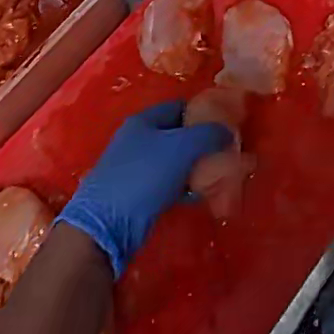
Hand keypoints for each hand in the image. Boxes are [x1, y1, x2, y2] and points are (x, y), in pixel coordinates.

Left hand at [56, 101, 231, 276]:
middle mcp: (137, 139)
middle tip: (225, 152)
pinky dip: (183, 185)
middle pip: (177, 133)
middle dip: (201, 142)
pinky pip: (167, 182)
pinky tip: (198, 194)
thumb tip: (228, 131)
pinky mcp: (136, 193)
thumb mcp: (180, 148)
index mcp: (144, 120)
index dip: (203, 112)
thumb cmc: (143, 176)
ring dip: (194, 166)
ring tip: (218, 174)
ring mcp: (134, 167)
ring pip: (173, 160)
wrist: (105, 226)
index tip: (226, 125)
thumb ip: (207, 135)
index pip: (180, 106)